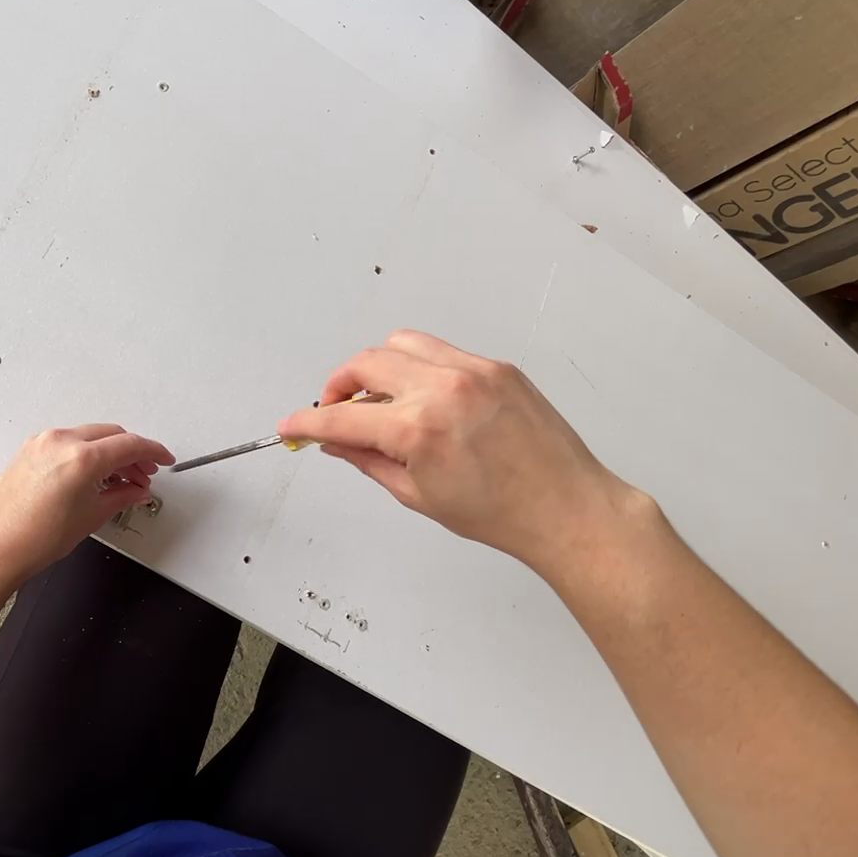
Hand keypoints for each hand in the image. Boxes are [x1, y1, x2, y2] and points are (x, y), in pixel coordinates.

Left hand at [0, 424, 174, 587]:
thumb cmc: (33, 538)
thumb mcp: (91, 517)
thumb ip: (121, 497)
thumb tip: (135, 491)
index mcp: (81, 457)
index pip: (130, 445)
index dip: (153, 452)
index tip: (163, 459)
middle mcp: (60, 442)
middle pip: (111, 435)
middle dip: (132, 454)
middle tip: (144, 475)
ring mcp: (42, 443)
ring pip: (90, 436)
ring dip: (110, 453)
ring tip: (122, 480)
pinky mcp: (30, 450)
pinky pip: (69, 442)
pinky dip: (87, 453)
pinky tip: (96, 474)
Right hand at [277, 330, 643, 571]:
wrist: (565, 508)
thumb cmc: (500, 512)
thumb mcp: (416, 493)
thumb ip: (367, 459)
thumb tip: (335, 441)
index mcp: (418, 429)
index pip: (342, 417)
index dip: (307, 422)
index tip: (292, 424)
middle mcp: (443, 389)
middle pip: (364, 363)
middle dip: (338, 385)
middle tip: (336, 409)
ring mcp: (473, 371)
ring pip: (399, 344)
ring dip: (376, 367)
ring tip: (379, 398)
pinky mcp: (497, 367)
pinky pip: (439, 352)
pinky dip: (417, 367)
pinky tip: (422, 398)